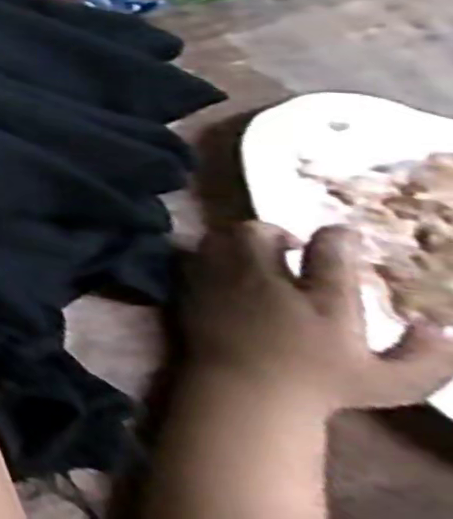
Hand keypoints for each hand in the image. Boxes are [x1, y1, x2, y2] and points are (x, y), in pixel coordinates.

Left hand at [180, 222, 452, 412]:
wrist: (246, 389)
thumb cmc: (322, 387)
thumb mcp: (393, 382)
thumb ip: (426, 357)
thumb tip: (437, 326)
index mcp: (321, 301)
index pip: (329, 253)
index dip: (337, 236)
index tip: (343, 234)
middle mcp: (268, 280)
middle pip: (260, 232)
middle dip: (273, 230)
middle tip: (286, 245)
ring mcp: (222, 278)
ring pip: (222, 235)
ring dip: (238, 237)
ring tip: (254, 252)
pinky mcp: (192, 282)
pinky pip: (194, 251)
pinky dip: (210, 251)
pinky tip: (225, 264)